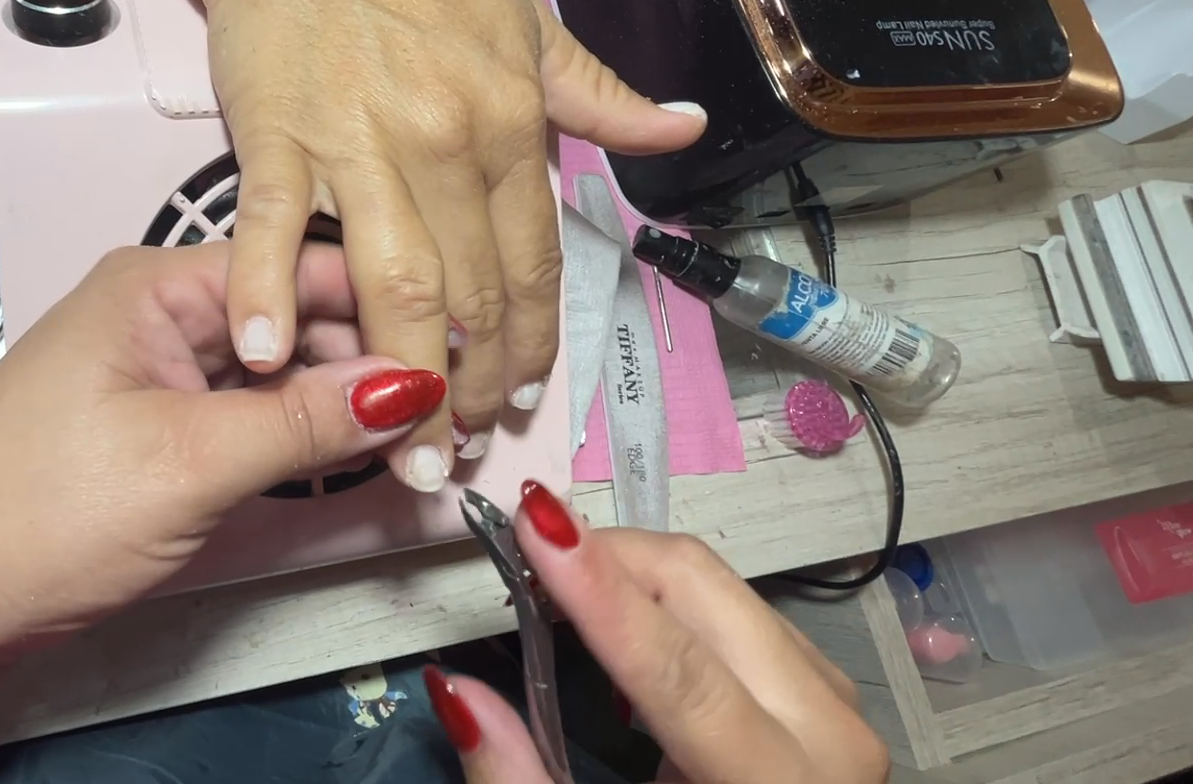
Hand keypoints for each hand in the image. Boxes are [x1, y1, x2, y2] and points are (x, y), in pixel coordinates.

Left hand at [0, 242, 443, 652]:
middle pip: (293, 320)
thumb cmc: (42, 514)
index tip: (451, 351)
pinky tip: (356, 453)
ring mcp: (167, 366)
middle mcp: (165, 310)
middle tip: (445, 421)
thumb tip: (410, 386)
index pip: (294, 269)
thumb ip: (302, 421)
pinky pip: (253, 409)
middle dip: (367, 368)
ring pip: (279, 369)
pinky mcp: (169, 418)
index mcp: (156, 284)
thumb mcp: (187, 462)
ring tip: (417, 444)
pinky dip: (303, 433)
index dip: (378, 308)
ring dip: (341, 405)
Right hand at [203, 0, 703, 493]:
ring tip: (399, 449)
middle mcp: (444, 141)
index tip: (518, 399)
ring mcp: (356, 142)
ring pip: (395, 281)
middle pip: (472, 293)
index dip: (531, 343)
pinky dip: (271, 288)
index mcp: (506, 119)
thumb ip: (595, 87)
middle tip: (456, 450)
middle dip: (471, 387)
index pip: (534, 261)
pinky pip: (277, 224)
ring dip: (401, 377)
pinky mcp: (276, 137)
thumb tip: (680, 127)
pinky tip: (269, 354)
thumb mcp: (522, 18)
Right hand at [425, 484, 888, 782]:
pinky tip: (610, 613)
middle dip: (595, 554)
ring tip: (553, 590)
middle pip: (694, 584)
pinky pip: (720, 592)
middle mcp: (824, 728)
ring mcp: (826, 691)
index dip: (598, 590)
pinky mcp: (812, 671)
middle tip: (517, 564)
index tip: (530, 519)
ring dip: (618, 564)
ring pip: (706, 574)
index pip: (679, 672)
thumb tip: (451, 686)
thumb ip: (518, 780)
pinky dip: (647, 583)